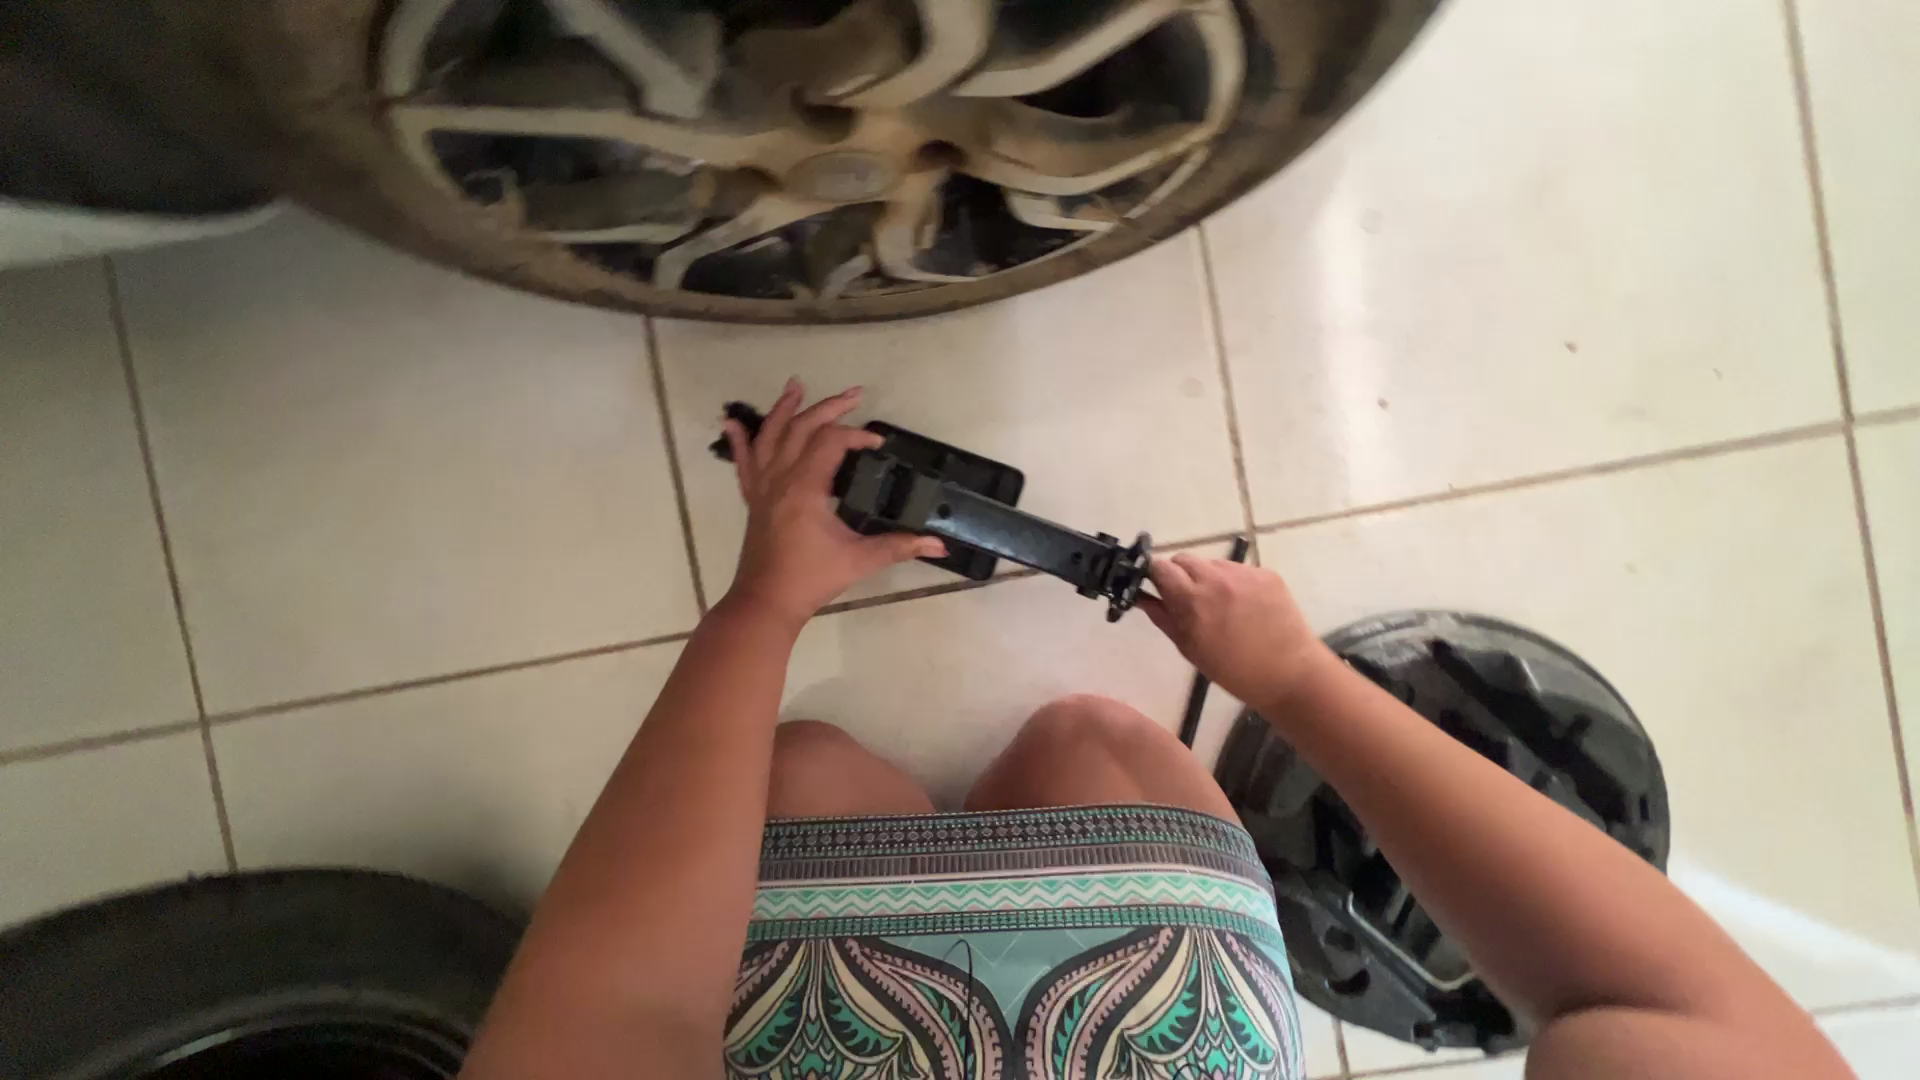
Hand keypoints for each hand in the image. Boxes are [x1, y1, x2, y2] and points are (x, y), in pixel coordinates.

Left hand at [719, 380, 945, 627]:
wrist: (766, 601)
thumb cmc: (812, 579)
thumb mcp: (859, 560)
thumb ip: (899, 547)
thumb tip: (939, 545)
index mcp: (805, 488)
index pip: (831, 442)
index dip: (857, 435)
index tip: (878, 445)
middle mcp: (780, 478)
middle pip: (802, 428)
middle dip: (829, 407)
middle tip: (854, 394)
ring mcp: (762, 487)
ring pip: (770, 436)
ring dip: (784, 409)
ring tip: (796, 385)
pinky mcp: (753, 499)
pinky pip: (744, 462)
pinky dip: (740, 440)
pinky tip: (732, 422)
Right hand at [1137, 553, 1337, 707]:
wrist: (1289, 673)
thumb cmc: (1231, 669)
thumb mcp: (1188, 647)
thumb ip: (1162, 616)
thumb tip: (1142, 597)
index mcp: (1191, 600)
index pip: (1160, 567)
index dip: (1156, 575)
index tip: (1159, 587)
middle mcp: (1216, 579)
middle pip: (1183, 559)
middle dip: (1179, 574)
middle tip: (1188, 598)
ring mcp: (1243, 573)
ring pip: (1211, 563)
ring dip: (1207, 577)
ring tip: (1220, 605)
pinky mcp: (1266, 573)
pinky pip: (1238, 569)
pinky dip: (1233, 582)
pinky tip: (1243, 605)